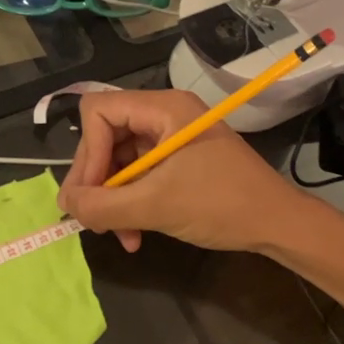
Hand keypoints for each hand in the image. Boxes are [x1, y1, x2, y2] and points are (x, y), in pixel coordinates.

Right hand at [58, 89, 320, 252]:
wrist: (278, 224)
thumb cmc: (221, 204)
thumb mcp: (156, 206)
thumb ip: (103, 204)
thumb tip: (64, 204)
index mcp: (162, 108)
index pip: (98, 111)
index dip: (86, 152)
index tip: (87, 193)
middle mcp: (164, 115)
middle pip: (105, 137)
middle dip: (97, 181)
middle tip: (92, 219)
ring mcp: (171, 138)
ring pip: (119, 161)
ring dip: (113, 200)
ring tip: (118, 235)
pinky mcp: (178, 161)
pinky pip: (139, 175)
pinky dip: (131, 203)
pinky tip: (134, 234)